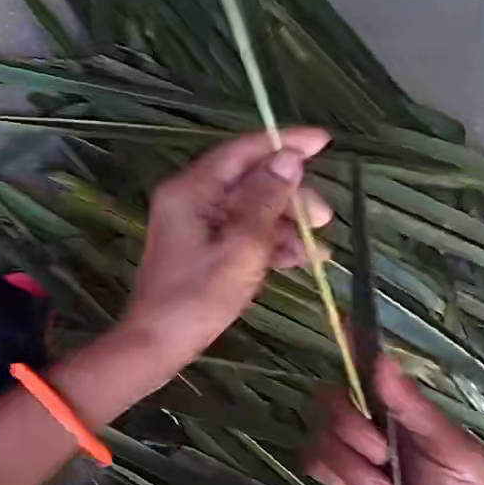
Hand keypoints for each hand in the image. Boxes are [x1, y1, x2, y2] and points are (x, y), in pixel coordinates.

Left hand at [119, 128, 331, 363]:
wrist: (158, 342)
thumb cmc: (198, 296)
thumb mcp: (241, 246)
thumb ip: (265, 199)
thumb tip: (287, 157)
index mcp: (190, 190)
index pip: (241, 151)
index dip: (284, 143)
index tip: (325, 142)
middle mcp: (189, 199)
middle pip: (249, 180)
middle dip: (290, 196)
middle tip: (323, 218)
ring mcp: (194, 224)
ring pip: (250, 209)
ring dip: (285, 225)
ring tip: (317, 251)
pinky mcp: (201, 248)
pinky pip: (240, 233)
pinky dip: (269, 243)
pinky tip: (298, 261)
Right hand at [304, 358, 483, 484]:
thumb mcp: (457, 454)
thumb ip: (413, 409)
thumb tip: (381, 359)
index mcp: (406, 416)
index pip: (370, 374)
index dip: (354, 351)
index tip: (340, 322)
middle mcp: (375, 430)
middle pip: (334, 401)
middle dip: (351, 426)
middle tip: (381, 453)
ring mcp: (353, 458)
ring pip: (321, 432)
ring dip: (351, 462)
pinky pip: (314, 461)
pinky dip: (336, 476)